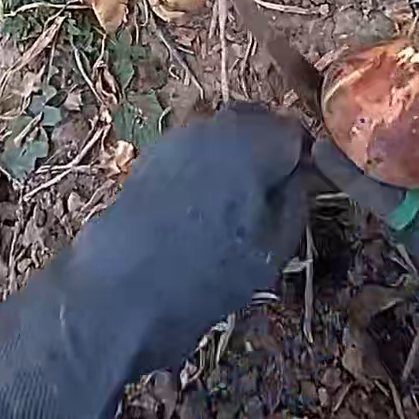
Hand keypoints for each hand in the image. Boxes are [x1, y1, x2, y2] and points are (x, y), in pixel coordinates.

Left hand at [0, 102, 313, 418]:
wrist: (113, 296)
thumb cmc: (203, 275)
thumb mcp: (271, 250)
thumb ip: (297, 200)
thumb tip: (305, 174)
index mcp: (255, 142)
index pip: (299, 134)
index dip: (305, 162)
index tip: (302, 192)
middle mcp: (219, 124)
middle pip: (263, 122)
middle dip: (274, 150)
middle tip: (272, 197)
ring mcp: (183, 134)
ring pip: (229, 130)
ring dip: (242, 154)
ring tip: (236, 203)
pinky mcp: (156, 151)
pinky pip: (200, 144)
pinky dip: (211, 161)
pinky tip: (203, 203)